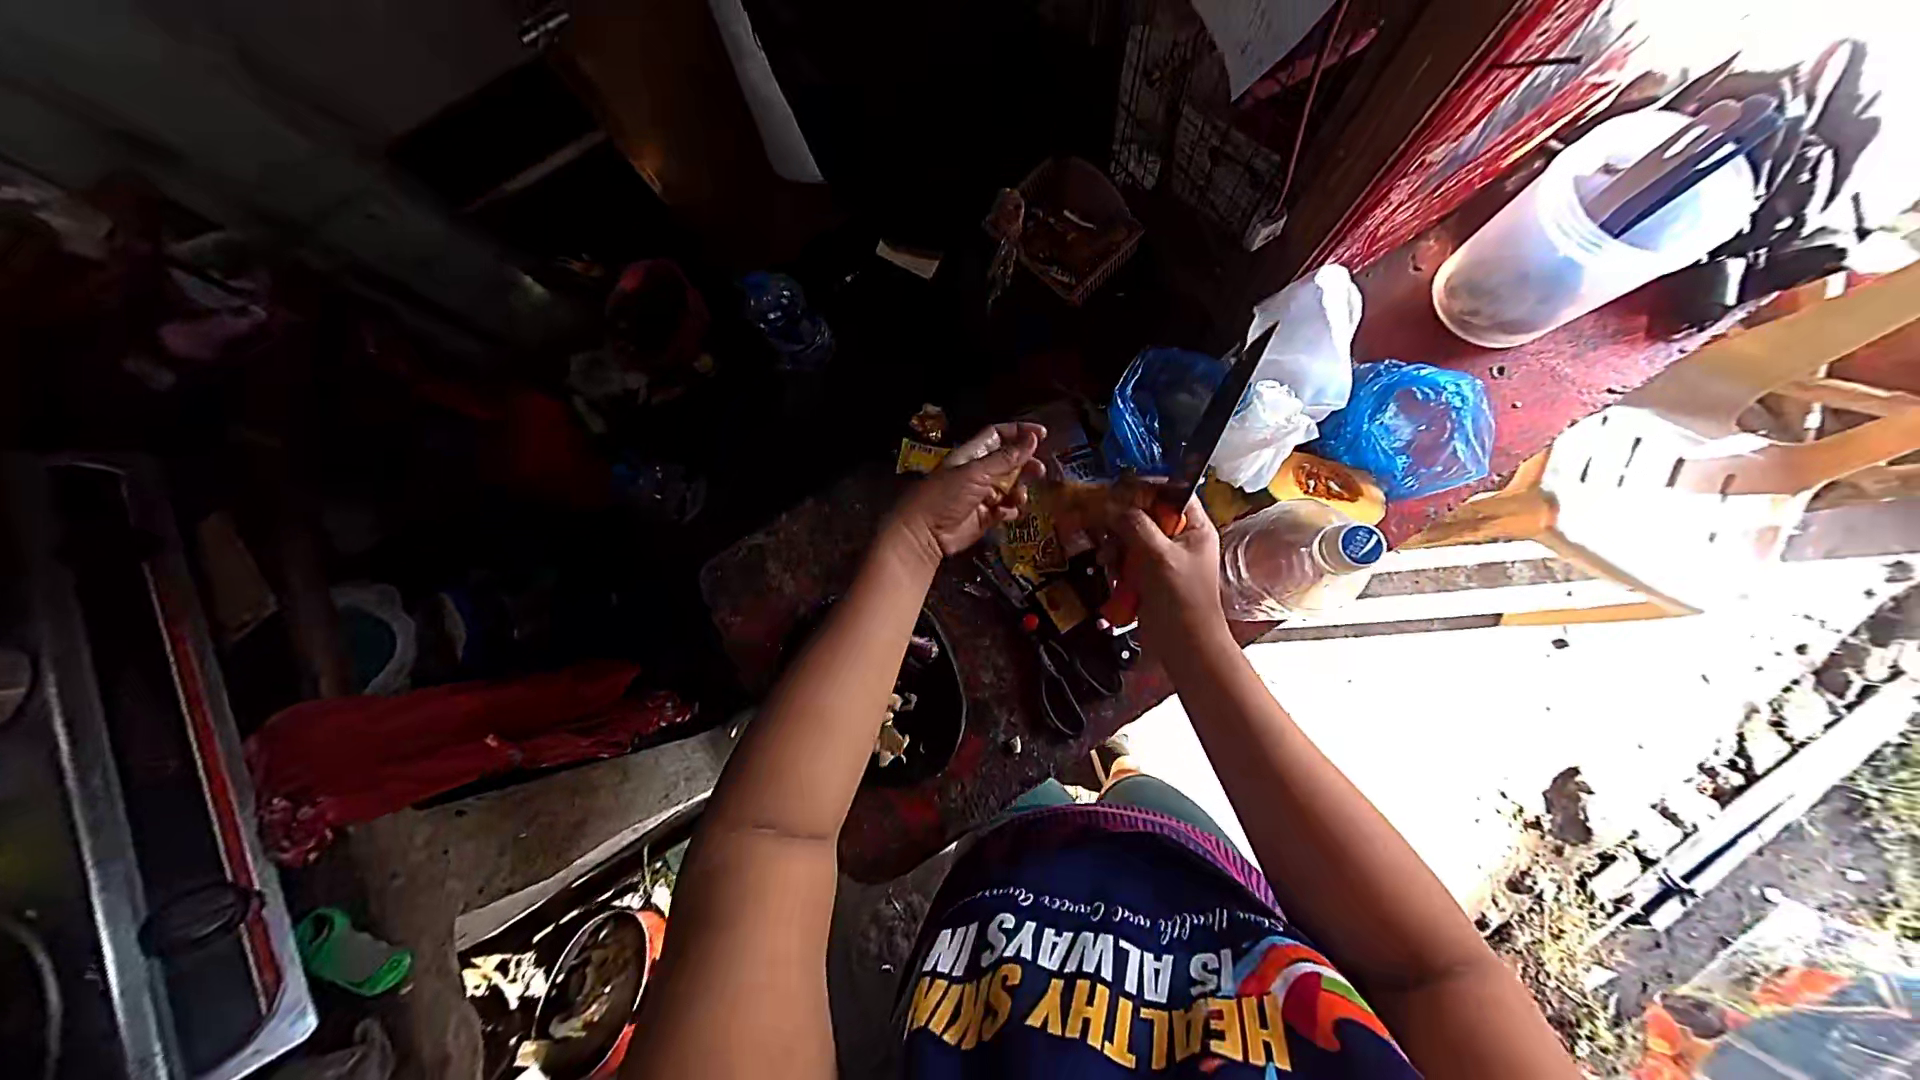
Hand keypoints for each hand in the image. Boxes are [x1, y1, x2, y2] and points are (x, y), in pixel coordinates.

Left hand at [885, 422, 1046, 564]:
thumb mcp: (976, 472)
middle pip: (1008, 462)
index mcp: (972, 454)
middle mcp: (978, 472)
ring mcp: (981, 495)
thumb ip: (1006, 458)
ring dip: (1019, 489)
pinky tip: (1007, 512)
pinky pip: (1005, 509)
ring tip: (1019, 496)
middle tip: (1039, 470)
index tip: (1042, 434)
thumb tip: (1032, 439)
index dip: (1019, 432)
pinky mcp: (985, 517)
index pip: (998, 435)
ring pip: (1010, 486)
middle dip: (1025, 464)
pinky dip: (1010, 510)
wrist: (925, 533)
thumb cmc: (946, 496)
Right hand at [1113, 497, 1227, 655]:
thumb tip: (1112, 505)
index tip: (1118, 488)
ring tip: (1107, 555)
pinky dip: (1115, 561)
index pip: (1172, 492)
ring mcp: (1161, 557)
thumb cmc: (1182, 600)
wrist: (1184, 646)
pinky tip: (1109, 568)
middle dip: (1122, 519)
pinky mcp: (1146, 575)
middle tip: (1101, 520)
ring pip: (1130, 535)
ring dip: (1115, 543)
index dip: (1146, 487)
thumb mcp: (1159, 556)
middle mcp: (1178, 538)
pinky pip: (1125, 557)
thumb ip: (1136, 526)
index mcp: (1194, 527)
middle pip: (1145, 513)